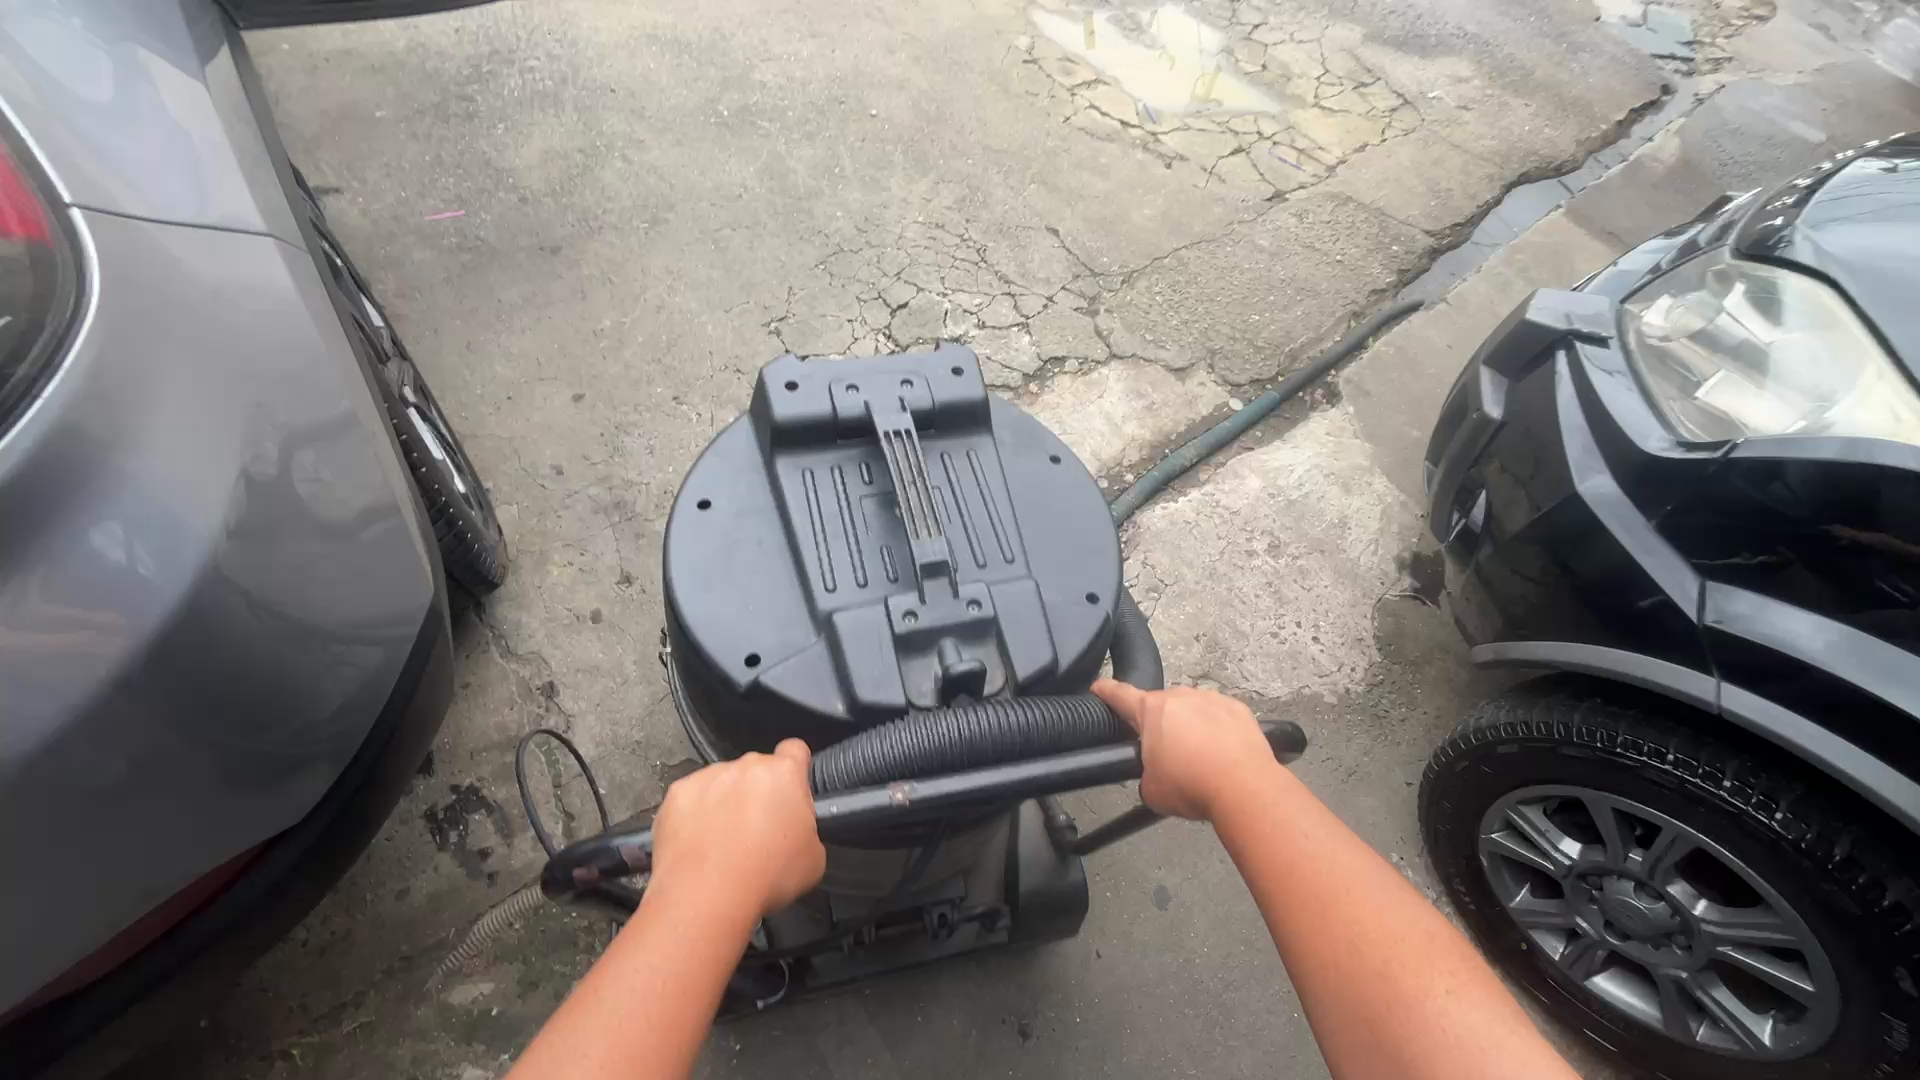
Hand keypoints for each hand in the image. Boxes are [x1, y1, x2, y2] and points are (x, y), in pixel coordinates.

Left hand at [646, 739, 825, 916]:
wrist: (707, 897)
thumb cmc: (765, 877)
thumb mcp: (814, 858)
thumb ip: (808, 828)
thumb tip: (798, 829)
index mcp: (784, 774)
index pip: (795, 750)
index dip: (795, 768)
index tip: (790, 789)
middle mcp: (746, 766)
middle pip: (757, 770)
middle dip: (759, 792)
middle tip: (758, 831)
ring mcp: (709, 777)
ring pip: (722, 782)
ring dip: (726, 802)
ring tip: (723, 843)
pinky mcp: (678, 794)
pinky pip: (691, 798)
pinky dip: (694, 815)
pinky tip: (698, 844)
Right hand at [1093, 678, 1281, 820]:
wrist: (1244, 788)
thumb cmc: (1194, 785)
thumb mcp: (1152, 790)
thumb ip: (1145, 774)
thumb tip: (1154, 775)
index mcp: (1150, 711)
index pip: (1119, 695)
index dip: (1106, 691)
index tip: (1099, 686)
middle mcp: (1179, 697)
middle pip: (1161, 706)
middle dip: (1161, 725)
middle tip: (1169, 754)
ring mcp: (1210, 699)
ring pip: (1192, 709)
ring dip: (1191, 727)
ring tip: (1200, 758)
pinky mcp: (1237, 709)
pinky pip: (1220, 715)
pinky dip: (1218, 731)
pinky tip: (1223, 754)